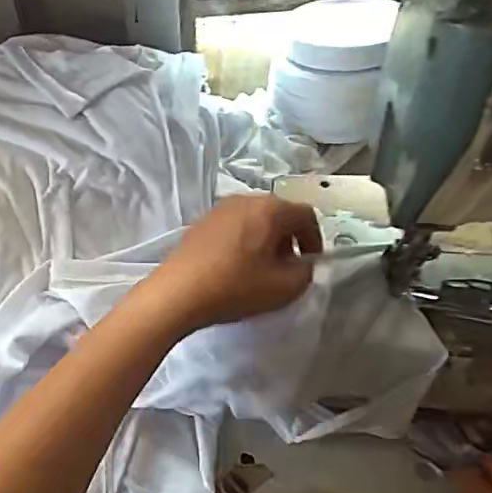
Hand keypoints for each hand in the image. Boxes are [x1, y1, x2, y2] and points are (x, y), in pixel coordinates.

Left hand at [135, 195, 320, 333]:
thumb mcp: (284, 288)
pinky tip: (234, 267)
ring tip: (259, 269)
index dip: (315, 240)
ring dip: (264, 240)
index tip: (309, 263)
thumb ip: (305, 272)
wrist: (176, 293)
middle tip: (286, 266)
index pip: (306, 215)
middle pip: (278, 214)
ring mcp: (217, 210)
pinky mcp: (199, 224)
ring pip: (254, 220)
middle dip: (288, 239)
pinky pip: (232, 227)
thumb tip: (301, 264)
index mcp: (269, 208)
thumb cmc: (234, 287)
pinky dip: (242, 242)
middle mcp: (243, 200)